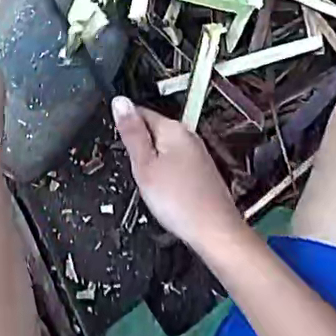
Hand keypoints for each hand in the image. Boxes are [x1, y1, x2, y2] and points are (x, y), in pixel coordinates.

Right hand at [111, 96, 248, 252]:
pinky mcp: (202, 171)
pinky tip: (168, 194)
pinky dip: (167, 175)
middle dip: (140, 149)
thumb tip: (119, 101)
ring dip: (153, 163)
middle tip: (139, 173)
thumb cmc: (180, 202)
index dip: (125, 128)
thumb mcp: (144, 166)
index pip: (140, 111)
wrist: (216, 233)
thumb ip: (131, 132)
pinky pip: (175, 164)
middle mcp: (188, 135)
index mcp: (173, 128)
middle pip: (152, 131)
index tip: (123, 149)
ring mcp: (197, 153)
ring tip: (153, 186)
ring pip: (163, 149)